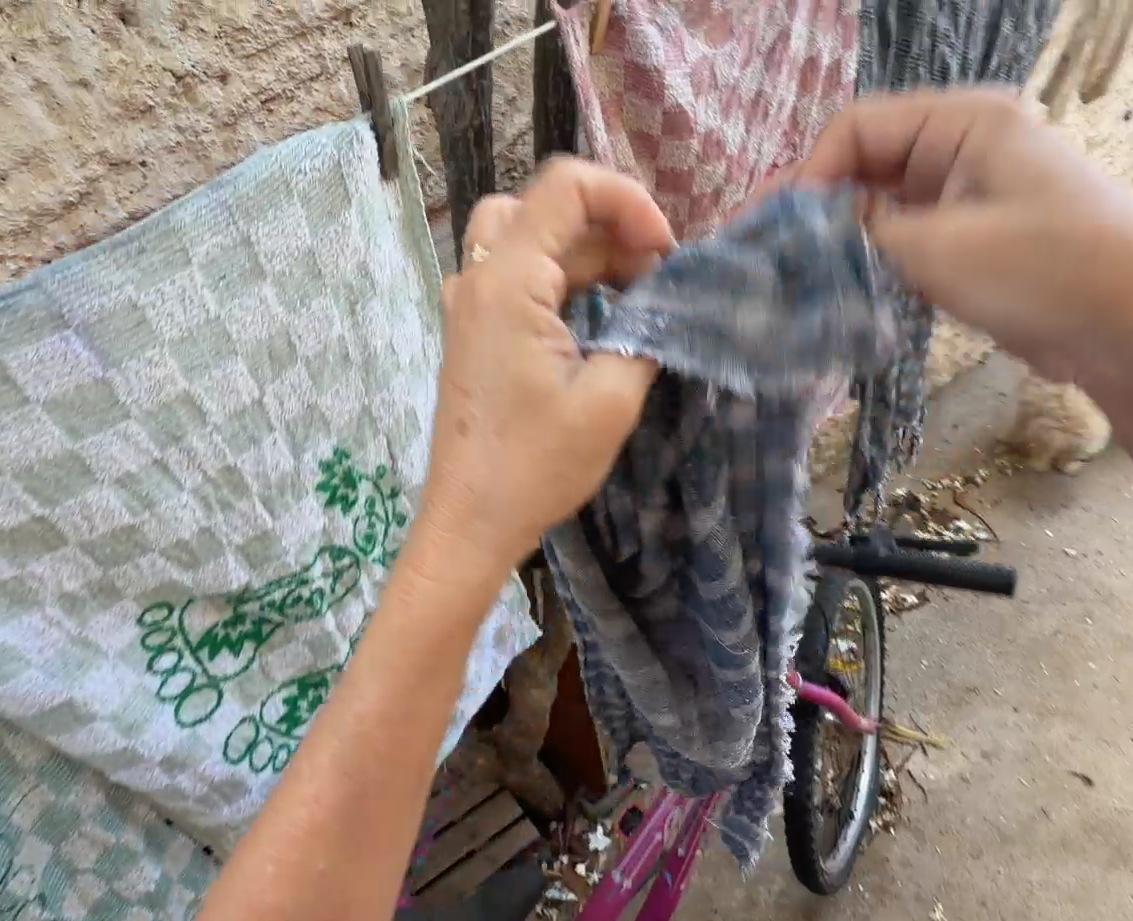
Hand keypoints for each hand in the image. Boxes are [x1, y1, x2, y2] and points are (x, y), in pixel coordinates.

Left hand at [412, 159, 674, 575]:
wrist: (471, 521)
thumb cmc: (535, 467)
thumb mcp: (610, 400)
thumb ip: (646, 334)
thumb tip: (663, 305)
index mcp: (507, 281)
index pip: (566, 186)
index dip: (627, 200)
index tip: (663, 251)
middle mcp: (478, 279)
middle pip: (546, 209)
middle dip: (609, 228)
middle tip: (653, 276)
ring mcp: (469, 306)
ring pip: (530, 241)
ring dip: (586, 255)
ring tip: (633, 295)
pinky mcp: (472, 334)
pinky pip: (517, 280)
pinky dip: (560, 283)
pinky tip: (596, 319)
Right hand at [795, 90, 1132, 395]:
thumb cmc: (1044, 271)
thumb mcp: (938, 247)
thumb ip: (859, 233)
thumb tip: (798, 233)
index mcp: (961, 122)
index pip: (855, 130)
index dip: (806, 177)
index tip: (771, 233)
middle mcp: (958, 148)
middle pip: (860, 164)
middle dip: (808, 206)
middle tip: (757, 252)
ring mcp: (962, 195)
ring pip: (874, 205)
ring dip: (831, 237)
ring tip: (783, 273)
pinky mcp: (964, 239)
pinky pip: (895, 238)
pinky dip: (861, 259)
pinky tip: (831, 286)